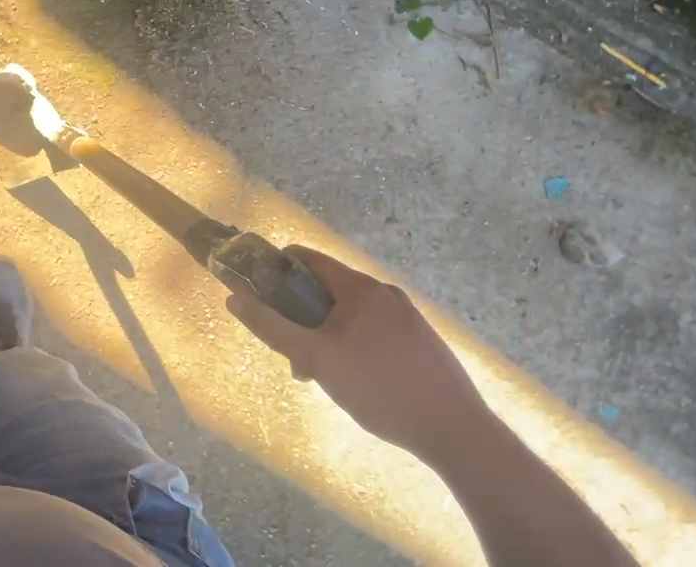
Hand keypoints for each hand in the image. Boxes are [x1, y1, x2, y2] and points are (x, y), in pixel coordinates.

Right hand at [226, 246, 491, 461]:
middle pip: (325, 289)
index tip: (256, 292)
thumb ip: (271, 326)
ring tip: (318, 370)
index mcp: (362, 289)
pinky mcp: (423, 345)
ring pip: (348, 314)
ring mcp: (410, 320)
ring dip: (323, 333)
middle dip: (298, 313)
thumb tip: (234, 299)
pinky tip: (351, 379)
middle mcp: (387, 296)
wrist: (461, 436)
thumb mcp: (315, 358)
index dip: (273, 268)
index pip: (306, 259)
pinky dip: (350, 344)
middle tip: (288, 345)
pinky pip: (372, 331)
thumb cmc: (381, 388)